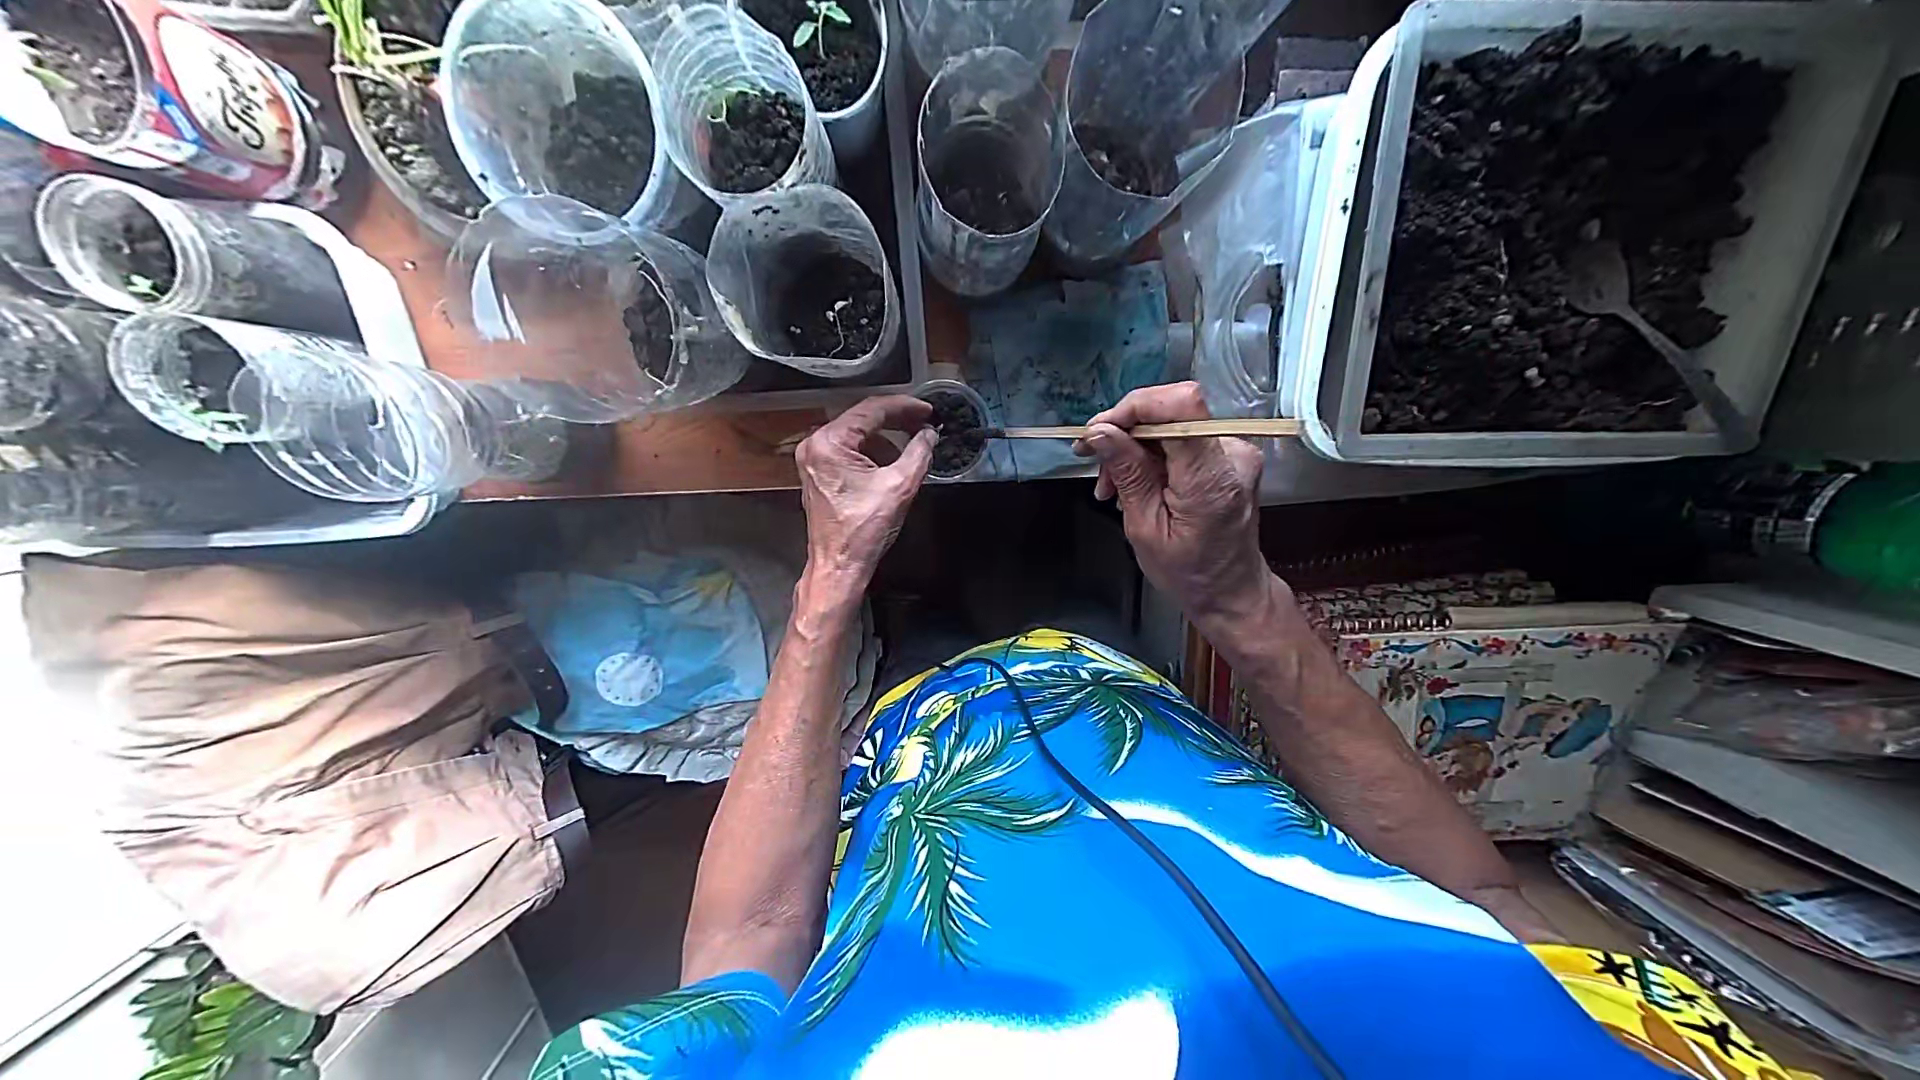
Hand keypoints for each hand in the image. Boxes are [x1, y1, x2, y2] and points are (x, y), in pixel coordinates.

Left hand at [795, 395, 936, 593]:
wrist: (840, 565)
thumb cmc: (864, 530)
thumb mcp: (900, 485)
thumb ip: (919, 452)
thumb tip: (929, 434)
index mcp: (829, 442)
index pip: (872, 410)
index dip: (905, 407)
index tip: (928, 411)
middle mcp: (815, 444)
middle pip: (862, 419)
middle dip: (896, 422)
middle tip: (924, 424)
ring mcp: (813, 459)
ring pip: (857, 435)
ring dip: (886, 440)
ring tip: (912, 449)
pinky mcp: (818, 473)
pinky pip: (849, 451)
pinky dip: (872, 454)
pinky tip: (892, 465)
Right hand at [1076, 383, 1279, 624]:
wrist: (1232, 590)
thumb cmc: (1189, 573)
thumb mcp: (1144, 528)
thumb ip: (1128, 473)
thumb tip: (1100, 432)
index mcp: (1210, 477)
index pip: (1180, 406)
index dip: (1134, 408)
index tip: (1100, 432)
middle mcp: (1231, 454)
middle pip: (1170, 412)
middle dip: (1123, 432)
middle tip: (1093, 463)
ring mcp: (1234, 451)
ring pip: (1170, 425)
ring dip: (1133, 448)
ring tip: (1111, 486)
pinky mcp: (1228, 455)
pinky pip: (1180, 439)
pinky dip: (1151, 455)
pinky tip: (1134, 483)